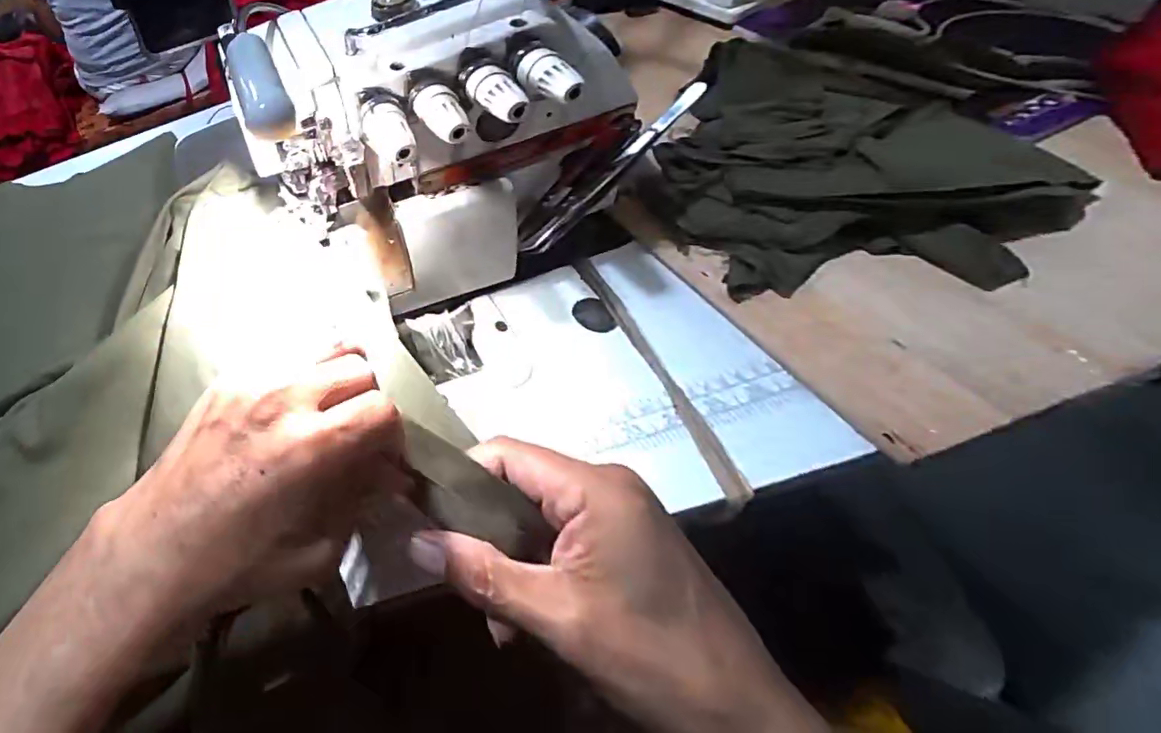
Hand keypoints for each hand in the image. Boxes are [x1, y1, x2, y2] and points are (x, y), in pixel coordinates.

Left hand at [89, 345, 406, 638]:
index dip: (394, 433)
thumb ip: (361, 500)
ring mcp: (253, 380)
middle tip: (360, 430)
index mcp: (310, 446)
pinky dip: (305, 371)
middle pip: (360, 367)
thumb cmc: (236, 564)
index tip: (386, 455)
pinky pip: (286, 354)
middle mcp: (285, 398)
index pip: (382, 409)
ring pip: (326, 346)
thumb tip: (391, 473)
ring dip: (341, 374)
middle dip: (371, 399)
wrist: (155, 550)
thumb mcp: (316, 552)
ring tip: (332, 406)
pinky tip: (294, 402)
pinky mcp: (229, 377)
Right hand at [409, 439, 823, 732]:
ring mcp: (622, 511)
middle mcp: (607, 484)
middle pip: (522, 485)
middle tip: (463, 579)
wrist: (743, 712)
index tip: (427, 515)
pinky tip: (531, 617)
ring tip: (500, 620)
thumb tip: (416, 541)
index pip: (507, 454)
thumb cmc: (651, 654)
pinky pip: (567, 537)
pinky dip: (541, 570)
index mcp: (594, 486)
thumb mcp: (558, 617)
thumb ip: (483, 574)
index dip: (462, 477)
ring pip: (540, 516)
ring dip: (512, 560)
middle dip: (487, 532)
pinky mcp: (629, 538)